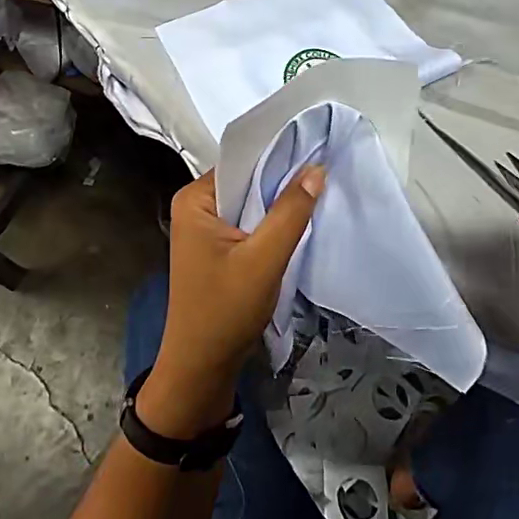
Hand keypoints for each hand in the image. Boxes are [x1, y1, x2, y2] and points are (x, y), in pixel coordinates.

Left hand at [138, 165, 324, 438]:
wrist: (202, 368)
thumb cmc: (225, 310)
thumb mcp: (263, 260)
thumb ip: (290, 213)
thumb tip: (316, 169)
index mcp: (194, 199)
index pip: (241, 162)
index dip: (278, 156)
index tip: (316, 151)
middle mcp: (195, 205)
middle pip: (246, 181)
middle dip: (281, 181)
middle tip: (324, 174)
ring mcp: (204, 228)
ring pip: (249, 203)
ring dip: (277, 204)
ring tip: (316, 194)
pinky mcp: (216, 247)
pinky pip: (248, 222)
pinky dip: (270, 224)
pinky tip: (296, 223)